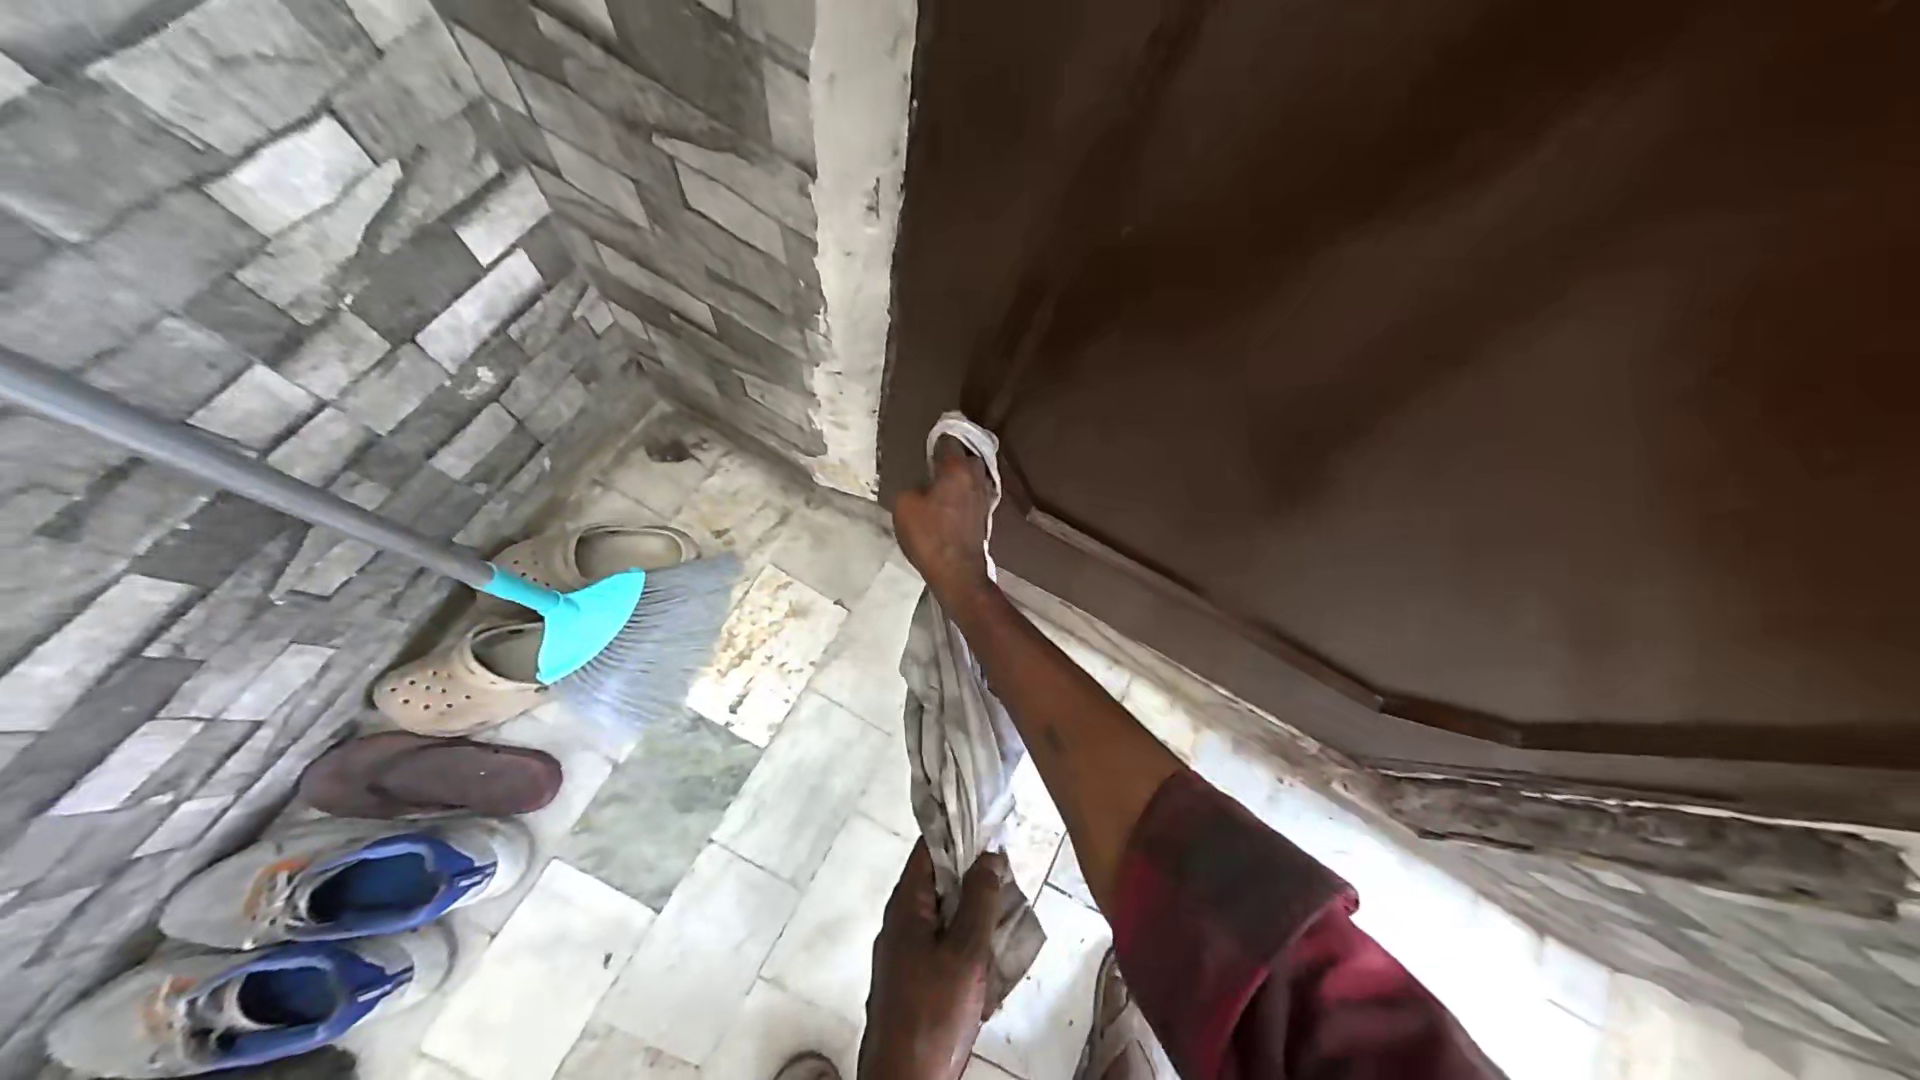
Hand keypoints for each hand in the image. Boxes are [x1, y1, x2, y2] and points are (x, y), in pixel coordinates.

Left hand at [860, 842, 1007, 1079]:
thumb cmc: (934, 1012)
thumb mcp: (965, 951)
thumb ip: (979, 899)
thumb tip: (988, 854)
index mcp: (906, 905)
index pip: (928, 849)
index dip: (958, 834)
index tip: (990, 827)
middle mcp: (900, 921)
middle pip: (938, 881)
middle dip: (973, 877)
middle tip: (1008, 877)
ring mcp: (905, 952)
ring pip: (944, 915)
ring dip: (974, 912)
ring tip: (1007, 914)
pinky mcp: (913, 979)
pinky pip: (943, 944)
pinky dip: (966, 941)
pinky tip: (991, 955)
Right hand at [893, 437, 993, 605]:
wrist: (957, 572)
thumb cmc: (930, 536)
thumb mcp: (904, 506)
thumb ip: (913, 487)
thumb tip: (923, 487)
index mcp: (957, 469)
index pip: (949, 442)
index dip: (937, 441)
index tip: (928, 444)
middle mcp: (976, 478)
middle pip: (967, 458)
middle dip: (954, 458)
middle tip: (935, 463)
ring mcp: (985, 498)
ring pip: (973, 477)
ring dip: (961, 478)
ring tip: (942, 483)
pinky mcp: (985, 517)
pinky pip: (974, 496)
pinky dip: (964, 495)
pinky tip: (951, 503)